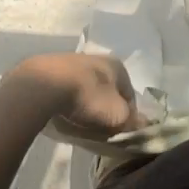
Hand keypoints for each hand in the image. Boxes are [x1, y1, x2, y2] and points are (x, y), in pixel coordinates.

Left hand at [6, 53, 141, 135]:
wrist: (44, 86)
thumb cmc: (89, 98)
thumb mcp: (117, 115)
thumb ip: (132, 121)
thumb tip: (144, 124)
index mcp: (117, 65)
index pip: (130, 95)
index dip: (128, 115)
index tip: (120, 131)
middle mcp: (96, 57)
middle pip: (107, 90)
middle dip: (105, 108)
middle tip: (99, 128)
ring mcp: (71, 60)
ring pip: (85, 87)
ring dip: (85, 103)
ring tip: (78, 121)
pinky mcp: (49, 67)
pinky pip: (65, 87)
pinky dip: (66, 98)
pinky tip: (61, 111)